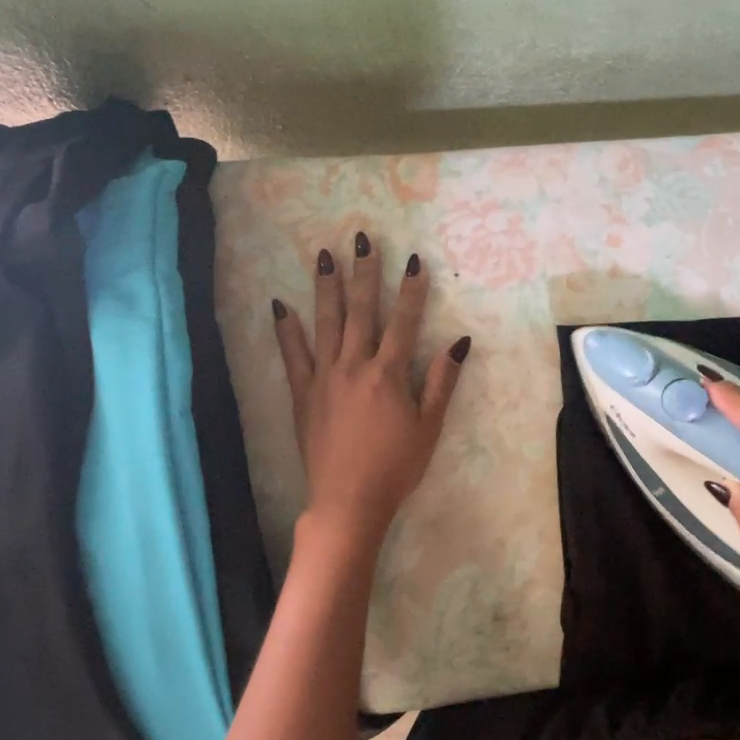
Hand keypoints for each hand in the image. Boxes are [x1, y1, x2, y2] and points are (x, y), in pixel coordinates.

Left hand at [272, 233, 469, 544]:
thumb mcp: (430, 426)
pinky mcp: (302, 394)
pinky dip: (286, 329)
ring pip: (326, 323)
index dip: (412, 290)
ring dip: (327, 287)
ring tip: (326, 255)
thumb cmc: (396, 466)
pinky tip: (280, 304)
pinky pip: (292, 355)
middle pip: (362, 311)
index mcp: (389, 374)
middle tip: (364, 239)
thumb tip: (459, 342)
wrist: (348, 500)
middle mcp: (355, 366)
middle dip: (365, 273)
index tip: (415, 260)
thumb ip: (441, 381)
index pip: (404, 321)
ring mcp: (324, 378)